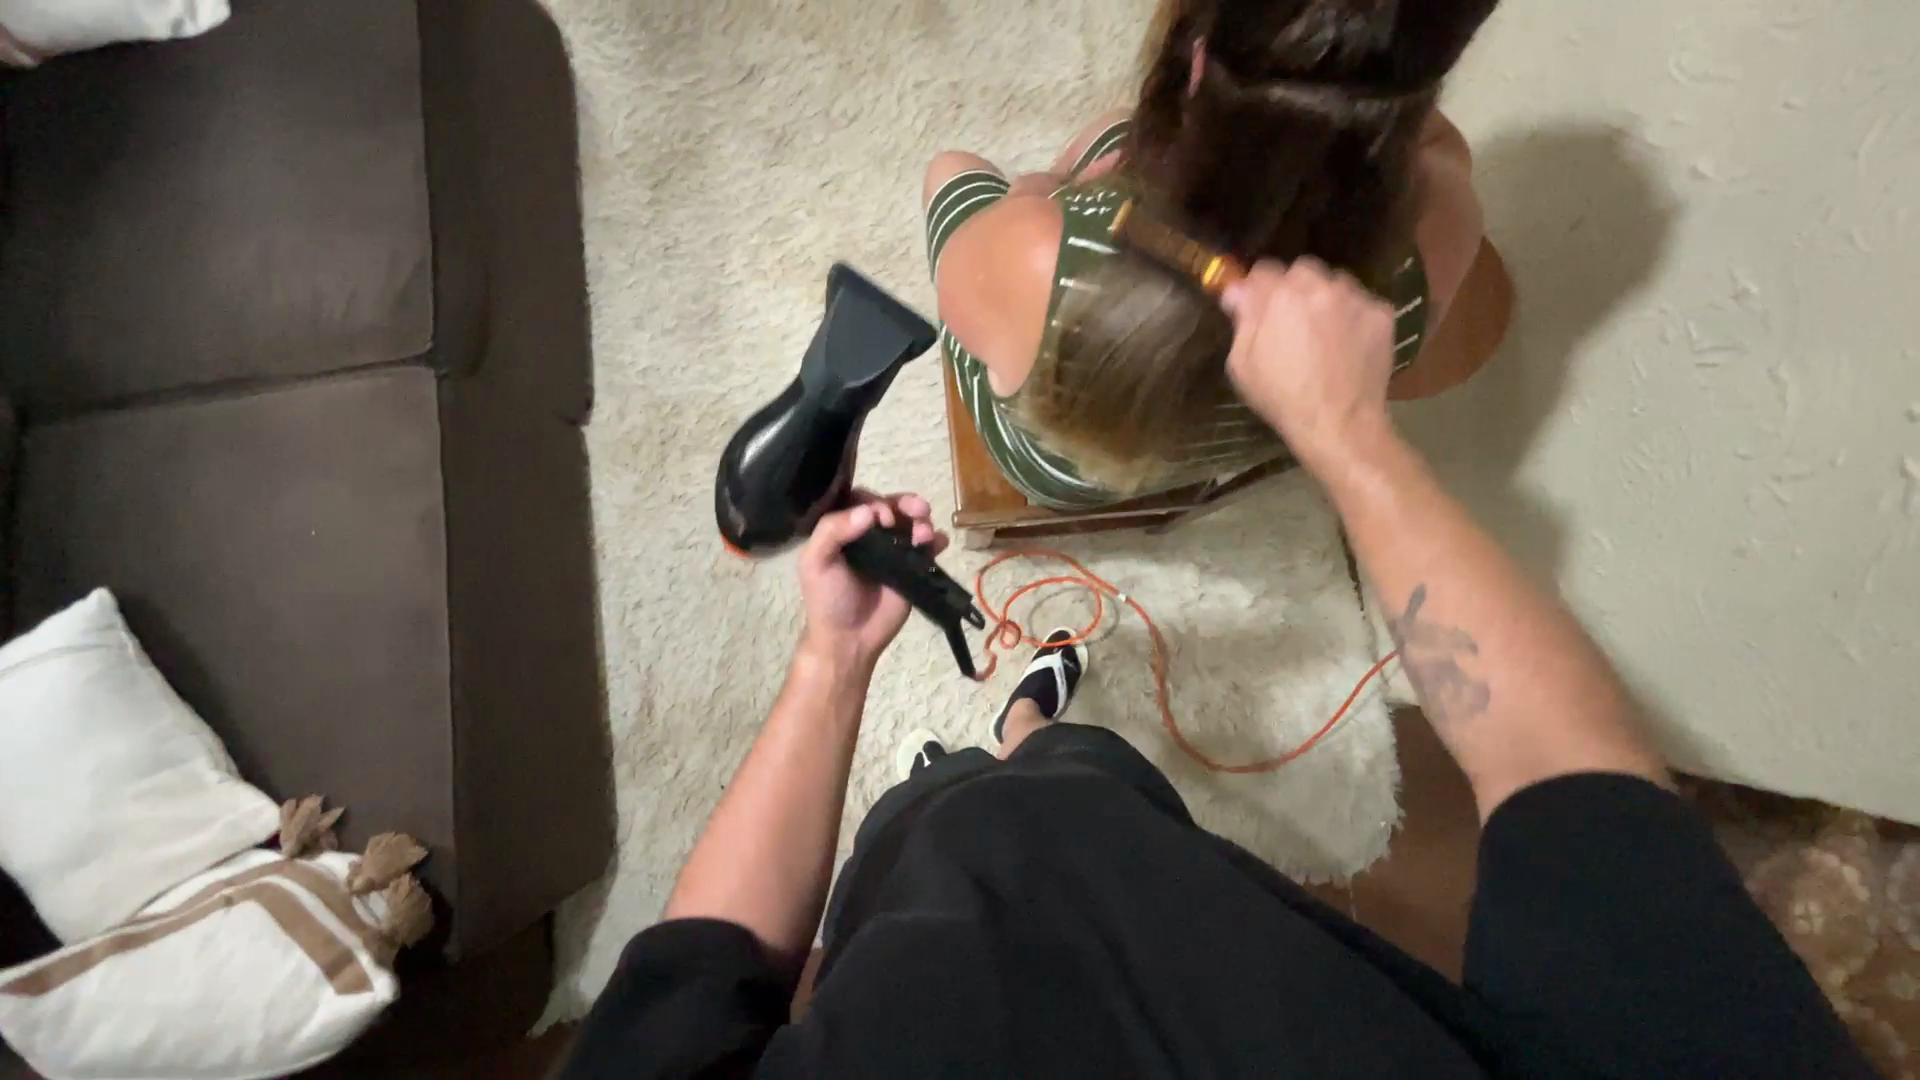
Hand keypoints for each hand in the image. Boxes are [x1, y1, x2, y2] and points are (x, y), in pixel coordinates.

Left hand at [796, 492, 948, 672]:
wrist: (850, 639)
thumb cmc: (828, 599)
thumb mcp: (815, 562)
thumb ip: (832, 531)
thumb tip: (869, 512)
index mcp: (844, 529)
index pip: (862, 501)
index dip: (875, 502)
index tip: (883, 517)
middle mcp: (870, 535)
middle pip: (892, 507)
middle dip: (906, 503)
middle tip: (918, 509)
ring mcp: (894, 551)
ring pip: (912, 523)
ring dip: (922, 521)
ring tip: (924, 533)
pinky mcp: (912, 568)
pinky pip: (928, 548)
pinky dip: (937, 540)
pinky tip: (938, 543)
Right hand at [1221, 258, 1398, 473]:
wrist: (1338, 421)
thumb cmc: (1281, 397)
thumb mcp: (1242, 364)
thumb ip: (1242, 319)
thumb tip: (1237, 290)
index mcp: (1280, 297)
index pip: (1263, 270)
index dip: (1256, 287)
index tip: (1253, 304)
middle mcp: (1320, 287)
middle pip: (1301, 270)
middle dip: (1292, 288)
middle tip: (1288, 319)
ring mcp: (1355, 298)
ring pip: (1333, 283)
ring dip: (1323, 298)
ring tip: (1320, 331)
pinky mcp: (1381, 312)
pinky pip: (1360, 302)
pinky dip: (1350, 315)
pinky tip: (1345, 342)